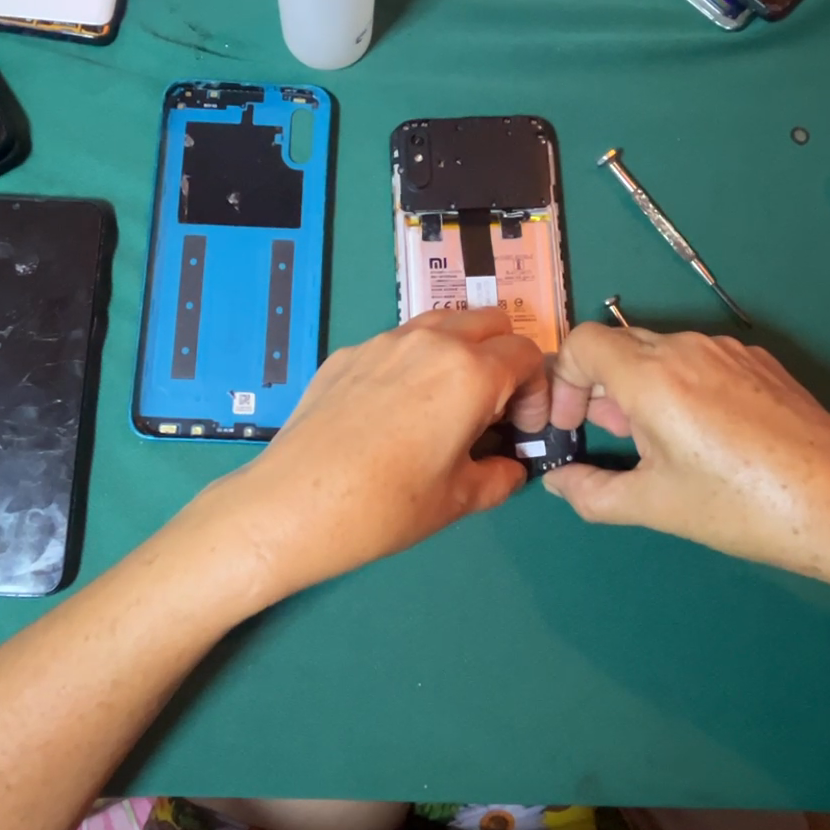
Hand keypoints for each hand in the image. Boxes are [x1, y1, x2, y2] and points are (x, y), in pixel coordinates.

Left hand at [192, 308, 548, 603]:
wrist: (293, 504)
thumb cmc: (387, 507)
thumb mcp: (459, 500)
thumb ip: (501, 477)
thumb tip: (511, 467)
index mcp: (470, 373)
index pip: (527, 356)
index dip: (535, 392)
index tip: (520, 429)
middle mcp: (429, 342)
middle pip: (489, 323)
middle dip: (503, 358)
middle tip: (490, 408)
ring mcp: (381, 342)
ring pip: (440, 323)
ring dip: (459, 351)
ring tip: (445, 402)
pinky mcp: (345, 354)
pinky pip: (396, 343)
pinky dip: (413, 362)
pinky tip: (391, 411)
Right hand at [542, 324, 829, 601]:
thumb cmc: (741, 508)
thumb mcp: (654, 507)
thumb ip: (590, 493)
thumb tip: (557, 482)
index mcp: (652, 376)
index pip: (580, 344)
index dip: (562, 382)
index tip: (571, 427)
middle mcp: (688, 348)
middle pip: (616, 345)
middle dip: (597, 387)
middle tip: (610, 438)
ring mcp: (730, 351)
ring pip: (658, 351)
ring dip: (637, 386)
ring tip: (657, 442)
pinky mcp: (761, 363)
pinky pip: (698, 359)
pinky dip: (677, 385)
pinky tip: (705, 434)